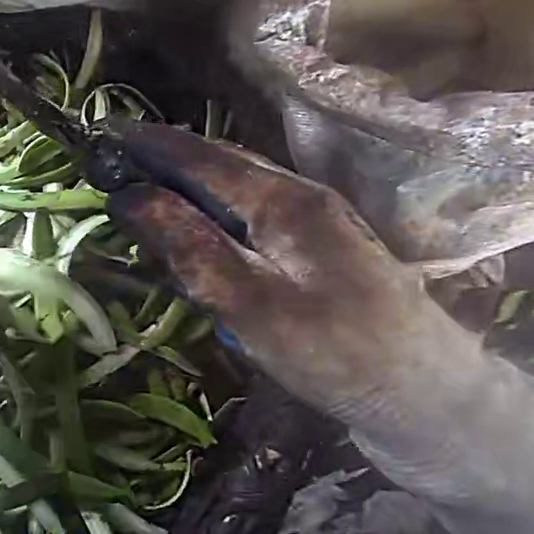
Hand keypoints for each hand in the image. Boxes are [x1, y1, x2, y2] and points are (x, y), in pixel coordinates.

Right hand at [106, 120, 533, 533]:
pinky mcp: (317, 245)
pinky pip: (250, 207)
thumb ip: (188, 246)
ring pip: (236, 182)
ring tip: (142, 178)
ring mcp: (314, 218)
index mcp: (284, 200)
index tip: (103, 135)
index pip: (201, 158)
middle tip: (113, 157)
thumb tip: (130, 197)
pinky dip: (210, 202)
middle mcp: (301, 194)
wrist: (429, 398)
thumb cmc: (334, 352)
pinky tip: (196, 219)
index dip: (149, 145)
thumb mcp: (248, 303)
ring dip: (186, 175)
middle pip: (219, 161)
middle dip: (164, 153)